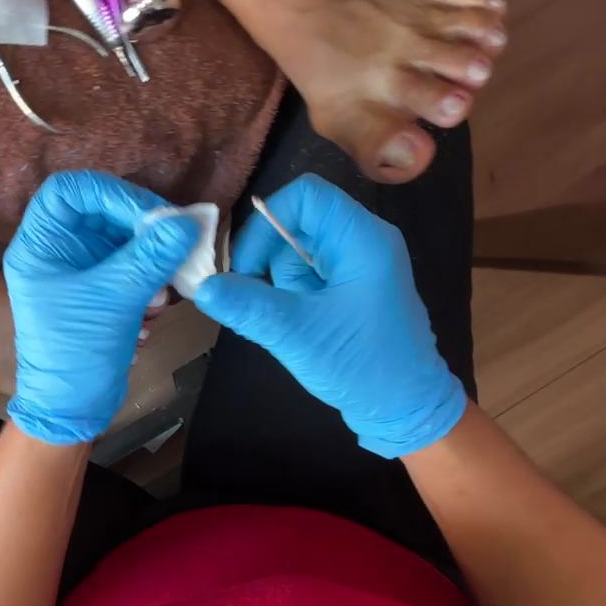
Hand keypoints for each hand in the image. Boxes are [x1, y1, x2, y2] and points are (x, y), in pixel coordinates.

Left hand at [3, 171, 199, 444]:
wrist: (72, 410)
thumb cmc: (76, 353)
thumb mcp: (114, 301)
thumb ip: (150, 257)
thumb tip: (188, 222)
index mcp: (40, 246)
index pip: (71, 192)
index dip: (111, 194)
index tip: (150, 216)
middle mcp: (57, 252)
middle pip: (103, 214)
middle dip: (141, 230)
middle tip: (175, 243)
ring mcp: (80, 273)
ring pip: (122, 243)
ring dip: (150, 261)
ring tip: (163, 293)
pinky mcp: (101, 292)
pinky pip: (131, 269)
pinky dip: (148, 284)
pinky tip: (154, 311)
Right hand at [192, 174, 465, 457]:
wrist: (405, 410)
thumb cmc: (363, 367)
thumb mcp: (299, 335)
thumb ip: (249, 307)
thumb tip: (199, 286)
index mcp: (362, 239)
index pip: (305, 196)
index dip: (266, 221)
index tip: (245, 266)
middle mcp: (361, 242)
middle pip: (295, 223)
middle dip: (263, 257)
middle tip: (245, 297)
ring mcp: (354, 266)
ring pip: (294, 251)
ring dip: (272, 281)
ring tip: (272, 320)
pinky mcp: (346, 289)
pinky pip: (303, 275)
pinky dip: (284, 295)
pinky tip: (285, 325)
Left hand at [254, 0, 505, 184]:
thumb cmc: (321, 67)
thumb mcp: (334, 117)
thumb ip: (373, 145)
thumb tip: (418, 158)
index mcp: (378, 96)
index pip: (420, 122)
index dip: (439, 120)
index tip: (441, 116)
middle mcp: (405, 58)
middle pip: (467, 73)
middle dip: (470, 83)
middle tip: (459, 83)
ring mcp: (421, 19)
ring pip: (480, 33)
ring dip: (485, 48)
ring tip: (472, 55)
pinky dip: (489, 11)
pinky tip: (478, 24)